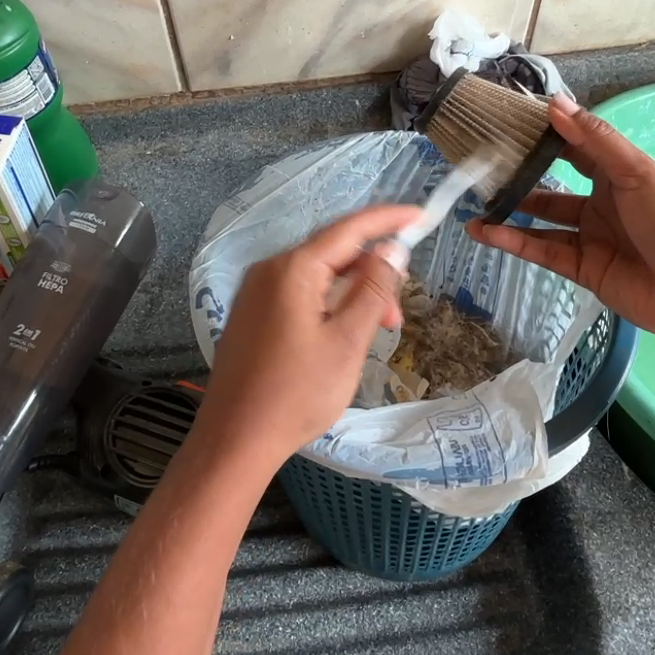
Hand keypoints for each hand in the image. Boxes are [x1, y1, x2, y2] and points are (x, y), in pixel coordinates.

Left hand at [200, 205, 419, 465]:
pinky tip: (343, 328)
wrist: (235, 439)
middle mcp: (268, 269)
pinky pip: (297, 291)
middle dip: (371, 269)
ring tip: (378, 326)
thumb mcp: (347, 341)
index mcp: (292, 269)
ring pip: (315, 274)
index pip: (348, 229)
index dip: (387, 220)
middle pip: (331, 251)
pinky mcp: (252, 314)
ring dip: (351, 290)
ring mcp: (255, 291)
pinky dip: (327, 300)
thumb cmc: (297, 393)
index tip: (419, 215)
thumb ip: (373, 290)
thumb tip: (392, 249)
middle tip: (399, 308)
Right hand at [467, 94, 654, 347]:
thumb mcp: (635, 173)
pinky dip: (512, 241)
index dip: (544, 134)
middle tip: (481, 165)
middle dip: (519, 176)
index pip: (574, 147)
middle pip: (551, 184)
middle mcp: (600, 202)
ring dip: (508, 211)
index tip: (506, 120)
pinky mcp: (580, 268)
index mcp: (617, 174)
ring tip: (473, 203)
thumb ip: (594, 140)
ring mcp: (588, 237)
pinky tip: (485, 232)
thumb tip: (554, 102)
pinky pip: (540, 251)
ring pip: (540, 220)